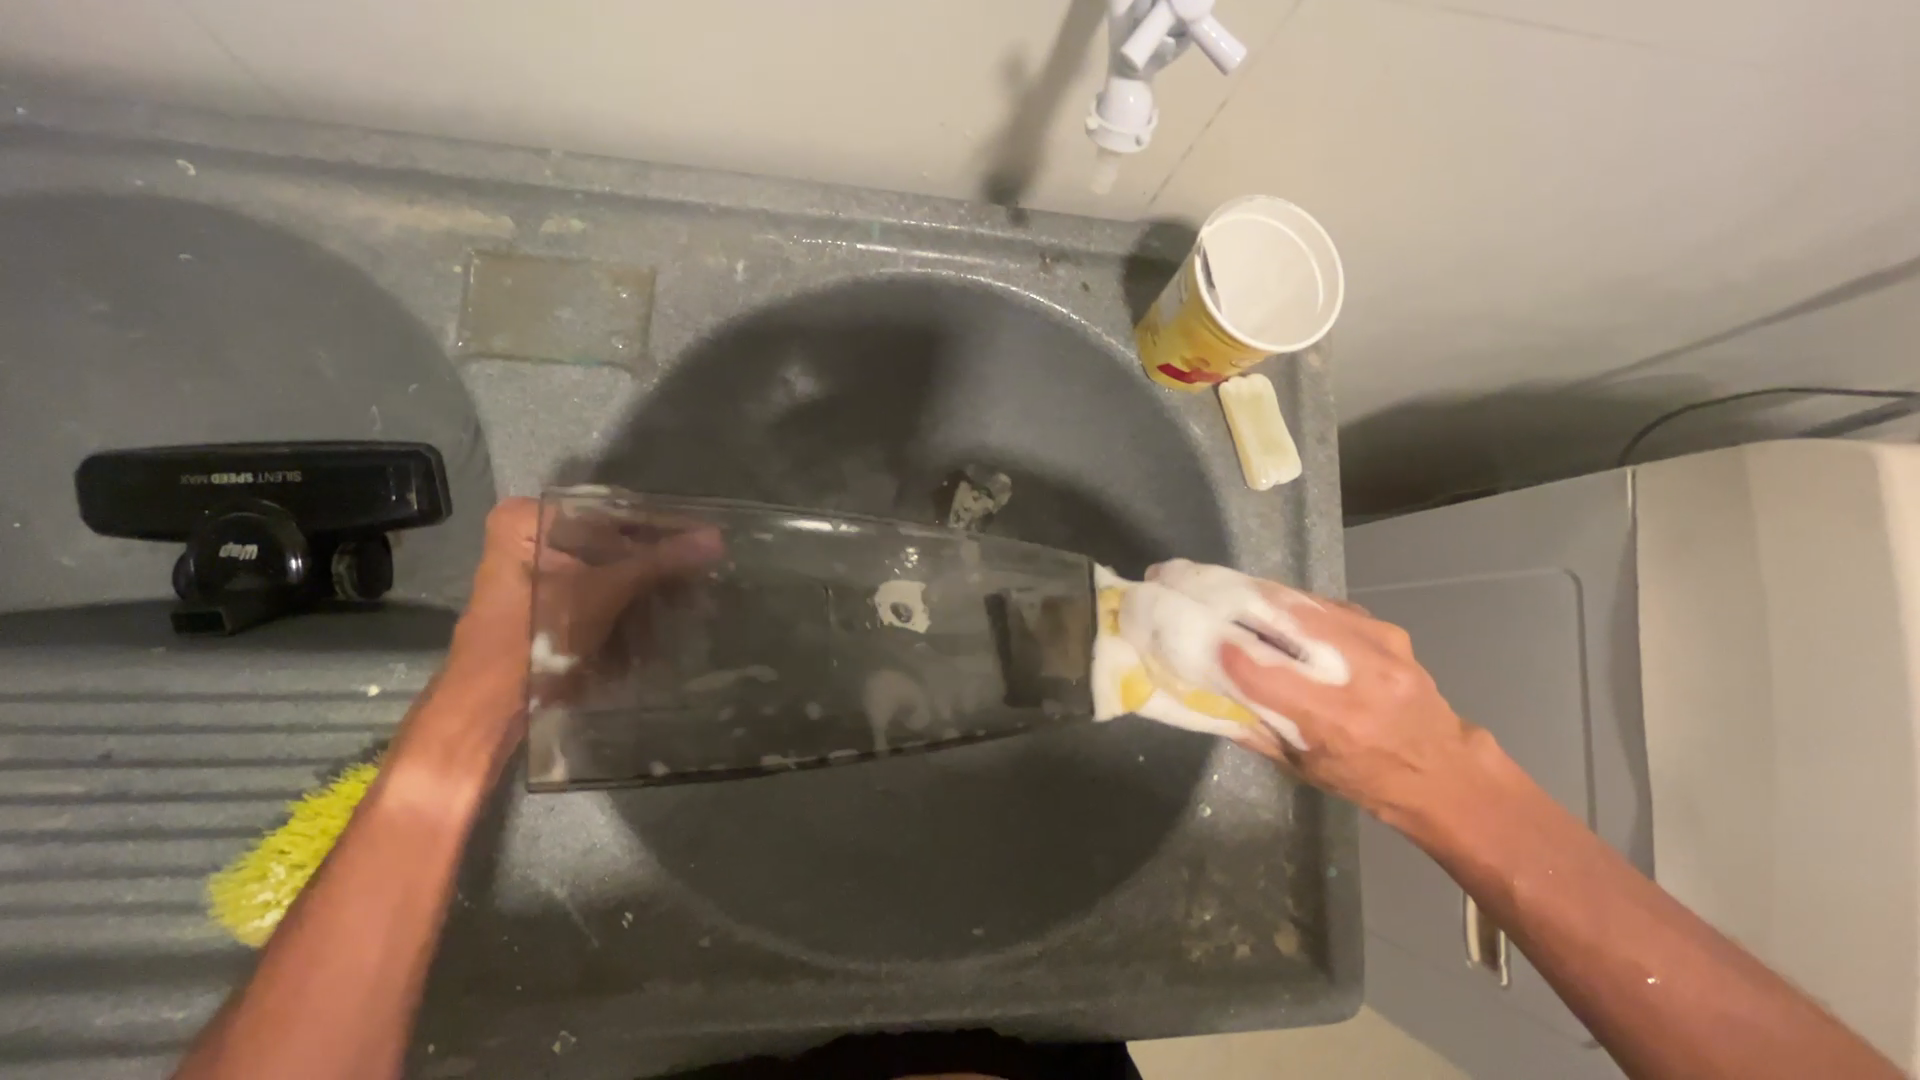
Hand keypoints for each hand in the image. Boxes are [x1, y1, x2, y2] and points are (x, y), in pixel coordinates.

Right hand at [1216, 582, 1488, 823]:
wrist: (1445, 772)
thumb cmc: (1365, 779)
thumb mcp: (1302, 766)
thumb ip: (1254, 727)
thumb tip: (1208, 692)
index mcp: (1335, 719)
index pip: (1267, 672)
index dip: (1228, 652)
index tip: (1200, 635)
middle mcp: (1360, 675)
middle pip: (1288, 623)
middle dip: (1242, 607)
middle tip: (1207, 597)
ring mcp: (1380, 646)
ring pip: (1309, 607)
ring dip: (1268, 600)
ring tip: (1235, 595)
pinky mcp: (1389, 631)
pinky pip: (1332, 609)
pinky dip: (1301, 607)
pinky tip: (1282, 611)